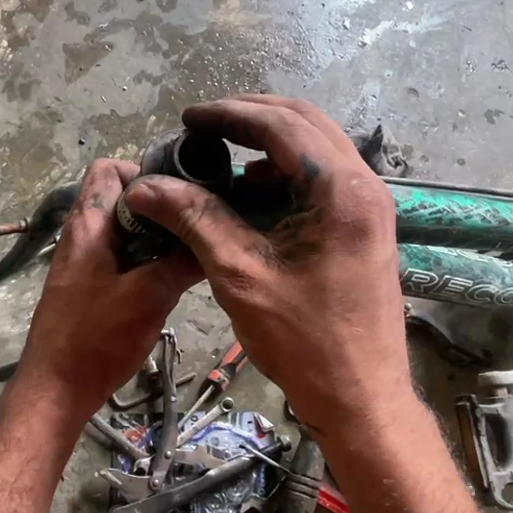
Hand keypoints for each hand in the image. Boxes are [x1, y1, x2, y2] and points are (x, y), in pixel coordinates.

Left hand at [12, 159, 202, 413]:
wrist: (56, 390)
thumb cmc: (96, 339)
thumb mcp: (149, 296)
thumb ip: (182, 263)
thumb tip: (216, 238)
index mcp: (88, 225)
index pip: (109, 168)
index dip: (144, 171)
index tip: (180, 195)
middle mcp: (83, 235)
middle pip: (122, 199)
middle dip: (160, 206)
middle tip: (196, 223)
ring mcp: (84, 262)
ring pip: (125, 230)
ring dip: (156, 236)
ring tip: (192, 249)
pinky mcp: (90, 287)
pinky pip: (123, 257)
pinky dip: (147, 259)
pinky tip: (173, 279)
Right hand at [122, 96, 410, 434]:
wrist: (361, 397)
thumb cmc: (304, 341)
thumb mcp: (239, 274)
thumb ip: (194, 218)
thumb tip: (144, 186)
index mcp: (341, 190)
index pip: (282, 126)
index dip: (230, 115)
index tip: (187, 119)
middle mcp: (364, 186)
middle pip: (305, 124)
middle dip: (250, 117)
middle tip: (202, 127)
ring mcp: (368, 205)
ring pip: (315, 148)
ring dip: (267, 143)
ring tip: (219, 155)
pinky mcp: (362, 225)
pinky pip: (320, 178)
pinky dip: (282, 172)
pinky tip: (249, 192)